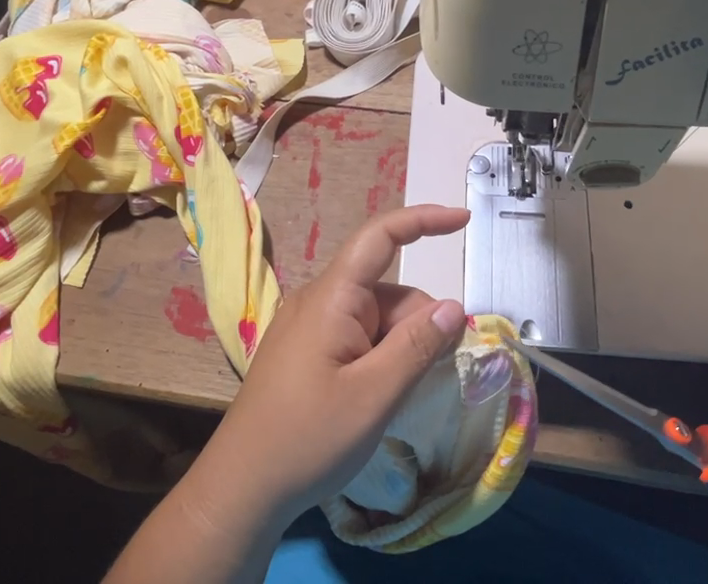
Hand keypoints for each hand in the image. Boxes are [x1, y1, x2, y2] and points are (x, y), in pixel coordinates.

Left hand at [106, 206, 468, 583]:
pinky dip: (382, 358)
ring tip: (403, 397)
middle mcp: (319, 301)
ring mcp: (310, 328)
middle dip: (420, 322)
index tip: (465, 220)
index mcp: (332, 296)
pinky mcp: (306, 353)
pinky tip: (383, 397)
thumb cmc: (308, 437)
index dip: (424, 220)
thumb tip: (453, 307)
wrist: (242, 487)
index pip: (381, 236)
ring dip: (402, 347)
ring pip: (377, 319)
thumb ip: (416, 347)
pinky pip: (358, 339)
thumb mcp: (374, 395)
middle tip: (435, 375)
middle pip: (388, 291)